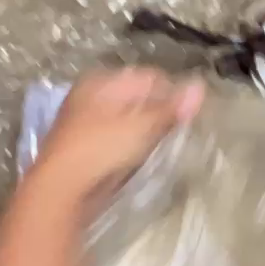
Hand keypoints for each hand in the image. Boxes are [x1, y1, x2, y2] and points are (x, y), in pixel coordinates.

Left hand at [28, 68, 205, 202]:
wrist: (63, 188)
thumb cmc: (101, 149)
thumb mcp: (143, 126)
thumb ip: (173, 107)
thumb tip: (201, 86)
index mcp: (102, 81)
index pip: (150, 76)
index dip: (173, 92)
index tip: (190, 114)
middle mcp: (92, 94)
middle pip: (140, 96)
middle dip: (161, 110)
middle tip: (179, 129)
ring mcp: (88, 119)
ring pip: (131, 116)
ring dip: (149, 127)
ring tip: (164, 142)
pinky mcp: (90, 143)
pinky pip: (122, 134)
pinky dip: (136, 140)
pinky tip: (144, 153)